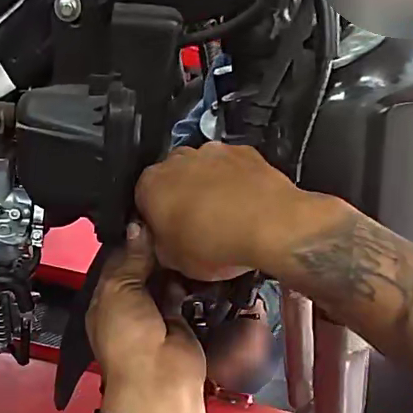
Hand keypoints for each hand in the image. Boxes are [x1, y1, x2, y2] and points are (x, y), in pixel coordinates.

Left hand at [87, 224, 205, 412]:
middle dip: (156, 248)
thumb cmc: (128, 346)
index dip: (132, 237)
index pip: (119, 257)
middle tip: (172, 221)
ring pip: (167, 277)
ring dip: (176, 263)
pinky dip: (192, 282)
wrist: (160, 386)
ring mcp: (157, 313)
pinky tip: (199, 261)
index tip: (147, 214)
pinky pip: (187, 295)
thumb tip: (137, 229)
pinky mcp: (182, 322)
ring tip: (187, 236)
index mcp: (106, 296)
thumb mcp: (119, 291)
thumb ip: (130, 260)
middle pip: (145, 266)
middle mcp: (131, 303)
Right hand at [134, 143, 324, 280]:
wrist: (271, 226)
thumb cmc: (214, 244)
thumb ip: (158, 245)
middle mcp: (176, 160)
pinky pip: (231, 167)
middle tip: (193, 229)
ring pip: (201, 170)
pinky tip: (244, 206)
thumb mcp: (173, 261)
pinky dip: (234, 182)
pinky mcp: (244, 152)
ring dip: (206, 188)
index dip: (153, 219)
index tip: (165, 235)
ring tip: (223, 218)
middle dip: (179, 198)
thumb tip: (160, 242)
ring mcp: (212, 152)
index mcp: (150, 184)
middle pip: (171, 179)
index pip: (141, 199)